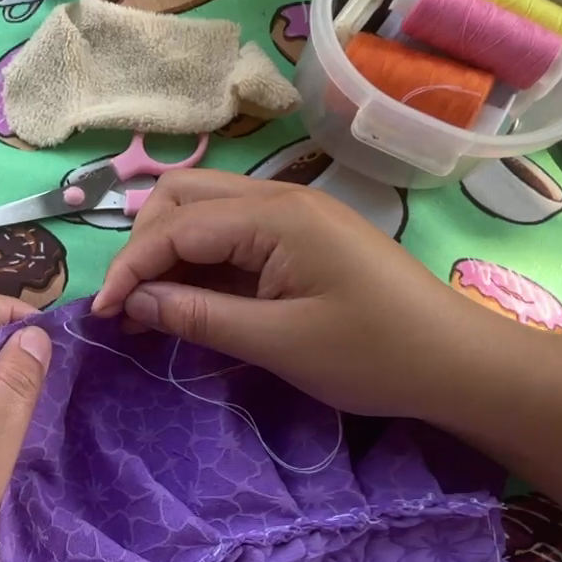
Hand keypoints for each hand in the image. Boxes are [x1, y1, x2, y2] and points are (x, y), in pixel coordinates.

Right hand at [92, 169, 500, 417]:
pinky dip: (197, 264)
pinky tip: (186, 301)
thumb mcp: (278, 343)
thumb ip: (198, 316)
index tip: (101, 314)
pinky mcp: (297, 238)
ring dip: (166, 252)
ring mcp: (289, 215)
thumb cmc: (375, 354)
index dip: (130, 268)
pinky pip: (229, 236)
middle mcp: (276, 198)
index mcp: (275, 215)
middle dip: (143, 245)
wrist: (460, 364)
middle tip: (131, 304)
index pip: (175, 226)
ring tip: (148, 308)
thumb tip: (133, 302)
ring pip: (201, 212)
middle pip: (181, 197)